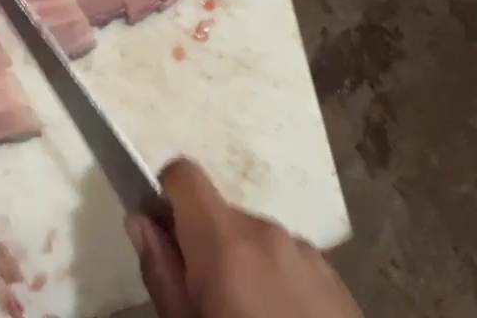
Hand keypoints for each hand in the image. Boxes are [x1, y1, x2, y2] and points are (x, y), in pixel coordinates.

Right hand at [126, 158, 360, 317]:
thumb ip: (160, 271)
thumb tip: (141, 220)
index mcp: (224, 241)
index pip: (183, 175)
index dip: (165, 193)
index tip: (162, 231)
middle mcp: (267, 233)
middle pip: (219, 214)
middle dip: (204, 245)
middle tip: (206, 301)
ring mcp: (307, 254)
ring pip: (254, 241)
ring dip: (242, 266)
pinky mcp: (335, 278)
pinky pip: (288, 262)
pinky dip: (275, 283)